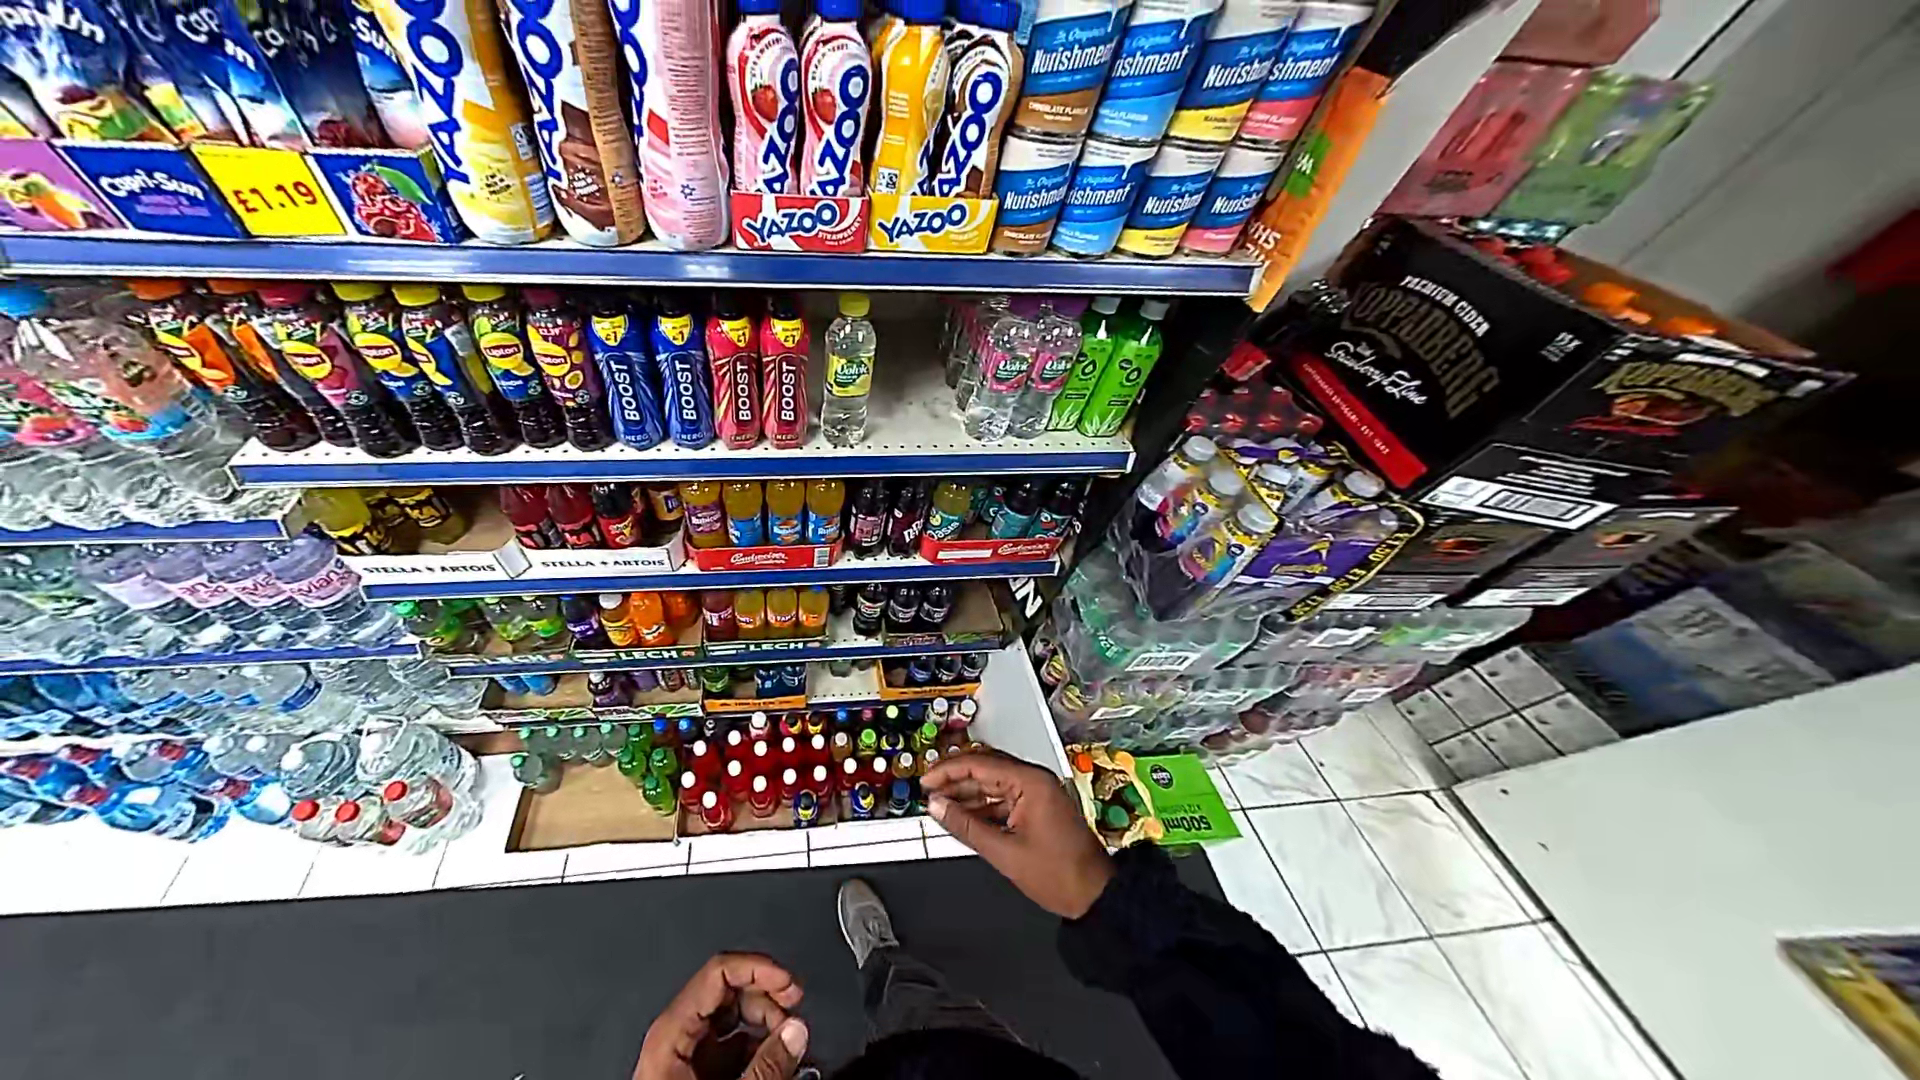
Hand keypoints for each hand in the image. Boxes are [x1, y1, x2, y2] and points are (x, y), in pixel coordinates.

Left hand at [633, 953, 808, 1079]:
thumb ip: (765, 1065)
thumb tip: (796, 1030)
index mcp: (671, 1034)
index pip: (719, 972)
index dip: (759, 969)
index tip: (789, 984)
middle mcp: (676, 1038)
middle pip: (730, 992)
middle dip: (768, 999)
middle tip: (795, 1013)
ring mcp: (685, 1058)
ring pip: (734, 1018)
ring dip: (767, 1023)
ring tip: (790, 1043)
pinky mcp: (696, 1077)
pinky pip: (733, 1046)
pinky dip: (758, 1047)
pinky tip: (777, 1063)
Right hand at [922, 750, 1114, 918]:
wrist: (1093, 895)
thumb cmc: (1060, 875)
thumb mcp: (1004, 851)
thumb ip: (966, 826)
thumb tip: (938, 807)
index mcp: (1031, 782)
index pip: (980, 763)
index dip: (949, 771)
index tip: (927, 781)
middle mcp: (1035, 779)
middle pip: (986, 767)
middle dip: (955, 778)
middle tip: (930, 789)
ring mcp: (1037, 791)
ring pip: (992, 782)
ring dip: (966, 792)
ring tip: (940, 804)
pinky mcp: (1036, 805)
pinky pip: (1002, 796)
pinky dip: (982, 805)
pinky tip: (963, 815)